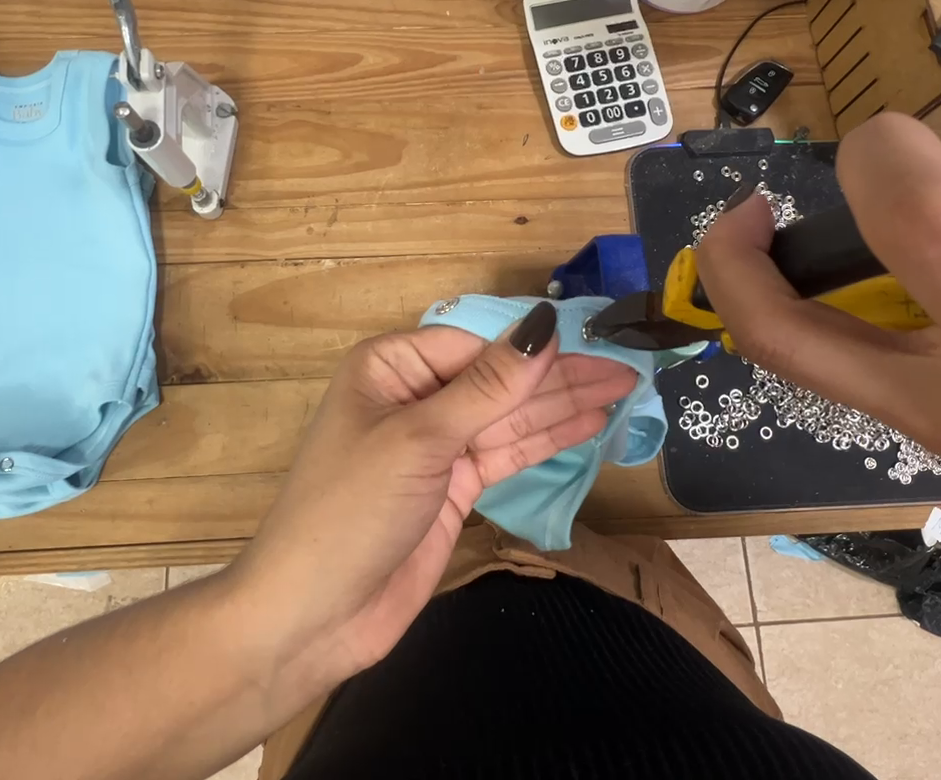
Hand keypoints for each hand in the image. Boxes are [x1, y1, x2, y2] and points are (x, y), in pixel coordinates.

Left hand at [230, 303, 639, 688]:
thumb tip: (542, 324)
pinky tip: (589, 420)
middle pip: (498, 378)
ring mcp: (437, 444)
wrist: (314, 616)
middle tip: (627, 367)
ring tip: (624, 387)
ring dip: (564, 403)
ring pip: (509, 415)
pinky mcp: (454, 484)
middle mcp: (415, 396)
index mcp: (391, 366)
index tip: (595, 340)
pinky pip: (507, 451)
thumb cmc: (352, 509)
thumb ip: (489, 386)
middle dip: (560, 375)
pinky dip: (547, 438)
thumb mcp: (420, 439)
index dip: (534, 345)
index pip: (476, 343)